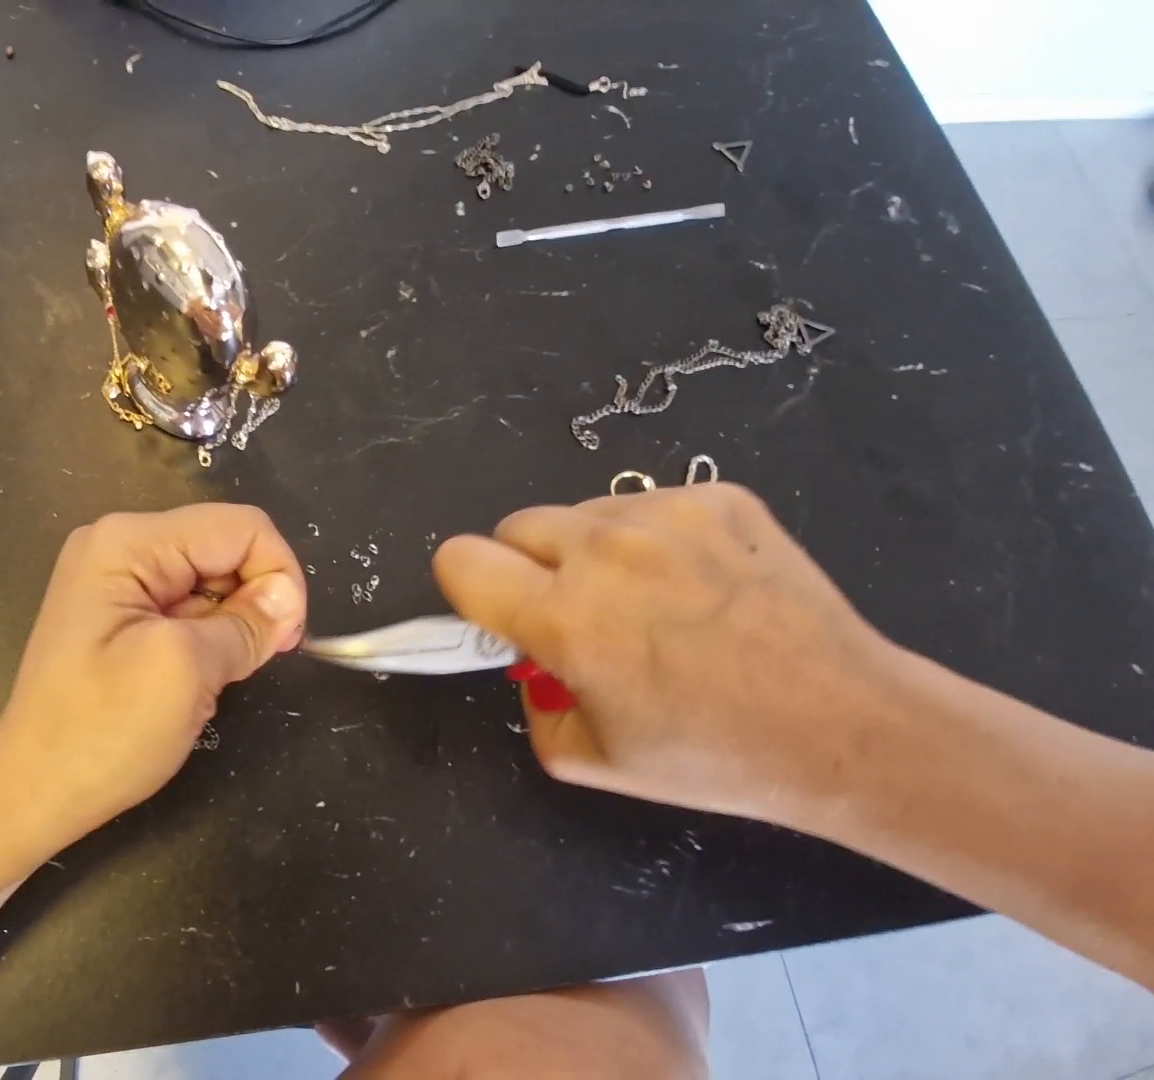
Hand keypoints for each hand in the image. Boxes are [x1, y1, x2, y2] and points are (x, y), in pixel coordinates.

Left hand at [0, 504, 306, 847]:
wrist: (32, 793)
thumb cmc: (102, 733)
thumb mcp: (187, 671)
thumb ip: (246, 623)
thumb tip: (288, 597)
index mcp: (128, 542)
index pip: (240, 526)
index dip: (278, 575)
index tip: (285, 638)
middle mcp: (119, 546)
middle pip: (224, 549)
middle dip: (250, 603)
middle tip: (244, 664)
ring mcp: (116, 581)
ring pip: (211, 583)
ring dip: (227, 629)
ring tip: (205, 679)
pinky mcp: (119, 614)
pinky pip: (187, 610)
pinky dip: (205, 642)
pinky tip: (188, 679)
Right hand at [433, 483, 898, 823]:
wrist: (848, 728)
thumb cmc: (710, 756)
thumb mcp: (584, 758)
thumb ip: (527, 699)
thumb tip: (527, 654)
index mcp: (566, 619)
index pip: (460, 559)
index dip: (469, 586)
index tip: (503, 613)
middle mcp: (606, 552)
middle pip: (513, 526)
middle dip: (528, 568)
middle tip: (576, 613)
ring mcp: (666, 514)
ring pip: (579, 515)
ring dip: (589, 552)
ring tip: (649, 600)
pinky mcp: (717, 496)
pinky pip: (643, 507)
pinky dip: (649, 540)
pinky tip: (695, 583)